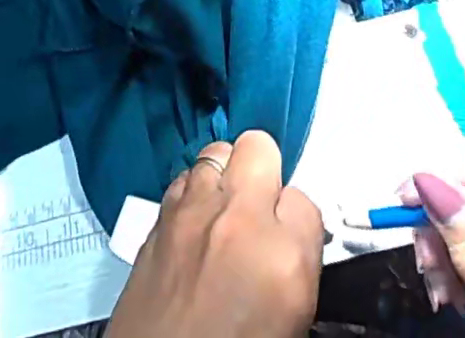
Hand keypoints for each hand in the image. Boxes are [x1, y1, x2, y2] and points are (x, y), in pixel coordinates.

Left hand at [107, 130, 324, 337]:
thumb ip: (295, 257)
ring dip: (226, 173)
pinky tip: (196, 220)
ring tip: (226, 207)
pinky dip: (193, 190)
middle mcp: (237, 220)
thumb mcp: (290, 317)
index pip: (307, 200)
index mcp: (284, 257)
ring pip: (217, 151)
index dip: (298, 218)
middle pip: (259, 147)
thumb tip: (292, 231)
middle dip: (265, 169)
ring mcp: (192, 213)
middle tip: (262, 205)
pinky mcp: (158, 219)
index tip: (291, 234)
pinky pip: (184, 178)